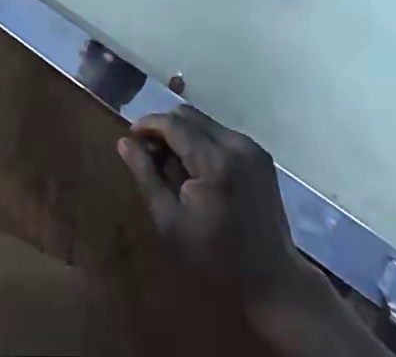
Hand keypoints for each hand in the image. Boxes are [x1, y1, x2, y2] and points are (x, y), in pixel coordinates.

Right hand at [117, 106, 313, 305]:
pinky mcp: (260, 155)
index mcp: (215, 160)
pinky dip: (203, 143)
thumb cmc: (214, 257)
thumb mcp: (170, 221)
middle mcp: (236, 143)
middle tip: (149, 155)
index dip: (148, 124)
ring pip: (206, 123)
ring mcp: (252, 147)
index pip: (174, 123)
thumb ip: (147, 176)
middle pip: (190, 116)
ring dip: (184, 135)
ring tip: (173, 168)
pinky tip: (197, 172)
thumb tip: (124, 142)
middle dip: (165, 128)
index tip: (130, 137)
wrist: (271, 278)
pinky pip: (222, 135)